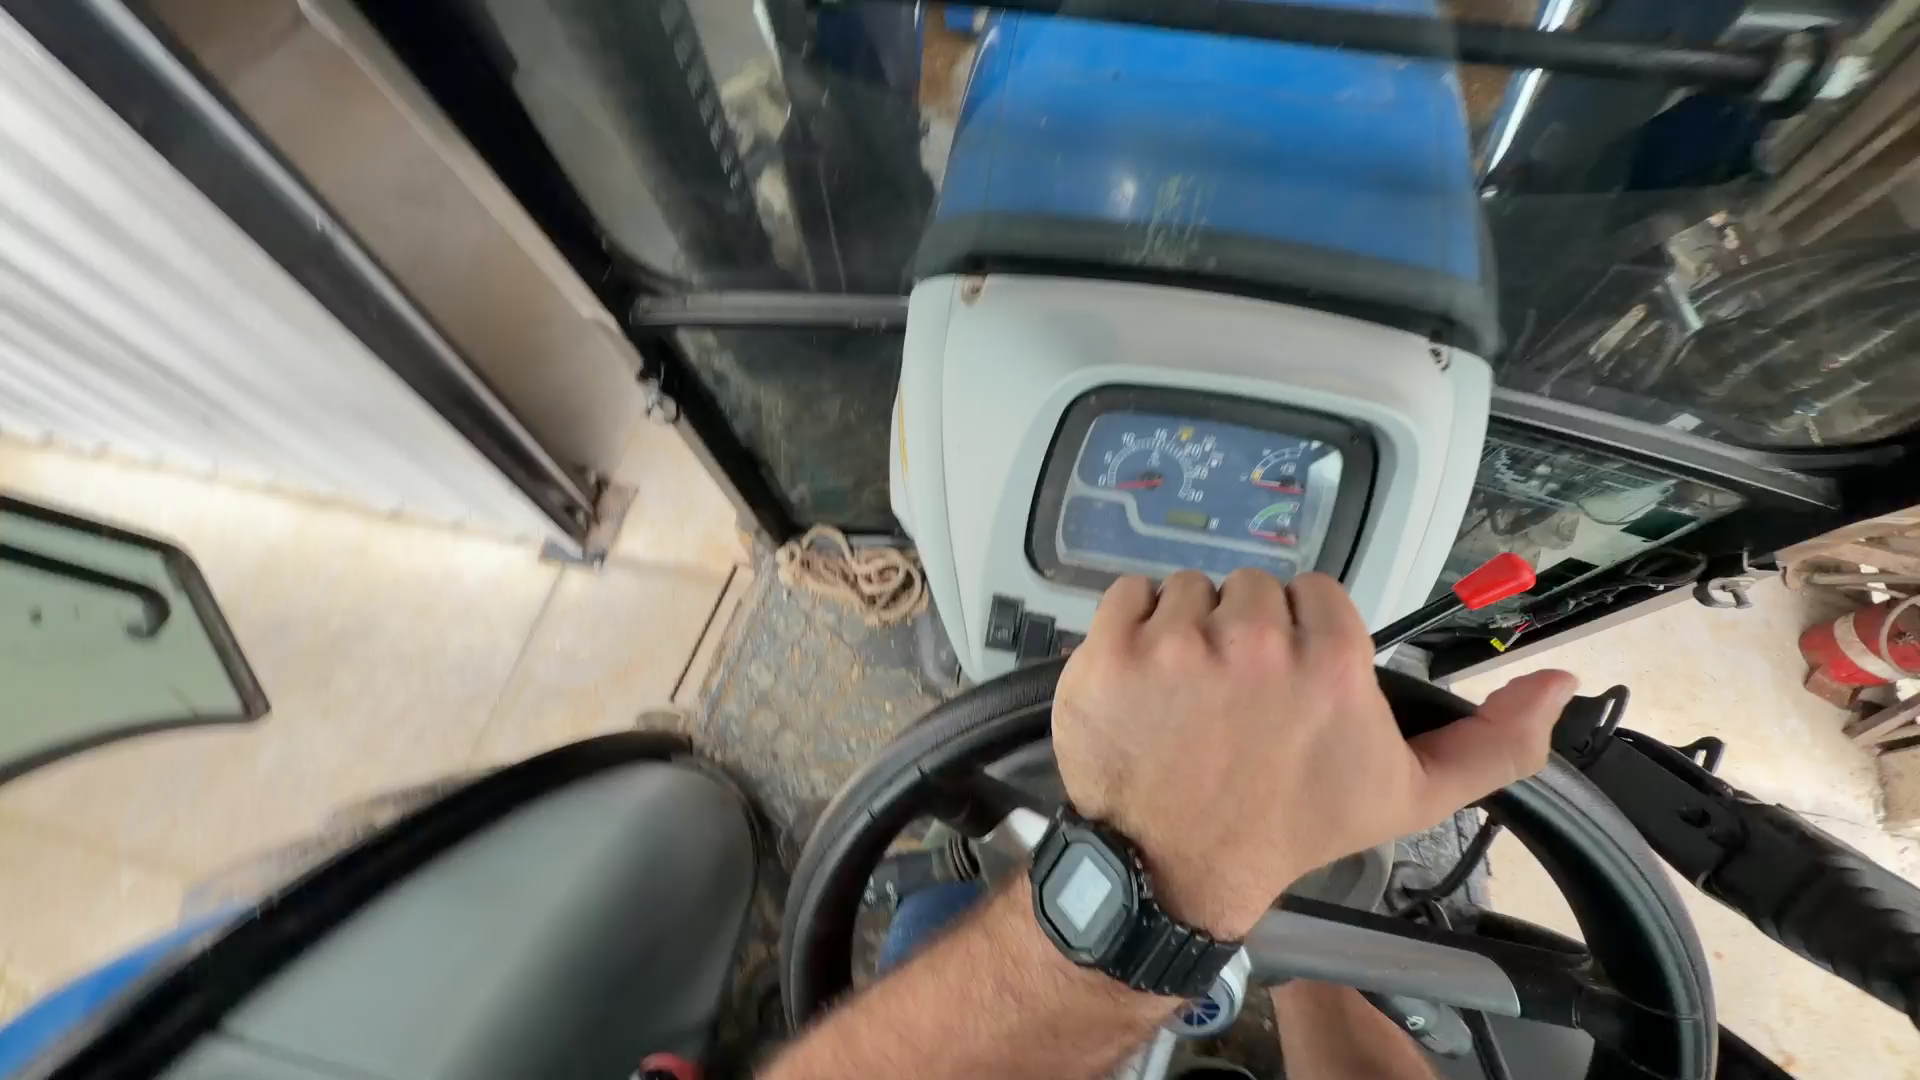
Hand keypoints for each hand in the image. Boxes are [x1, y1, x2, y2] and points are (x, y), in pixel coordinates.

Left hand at [1050, 568, 1576, 939]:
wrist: (1170, 865)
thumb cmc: (1285, 828)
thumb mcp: (1407, 797)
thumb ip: (1495, 743)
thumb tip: (1559, 680)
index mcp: (1330, 660)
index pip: (1314, 592)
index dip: (1299, 633)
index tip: (1283, 678)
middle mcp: (1253, 638)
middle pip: (1250, 586)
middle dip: (1244, 629)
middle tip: (1232, 694)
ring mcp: (1173, 640)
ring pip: (1189, 588)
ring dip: (1188, 627)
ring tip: (1186, 693)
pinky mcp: (1110, 646)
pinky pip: (1128, 592)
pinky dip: (1131, 622)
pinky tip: (1142, 674)